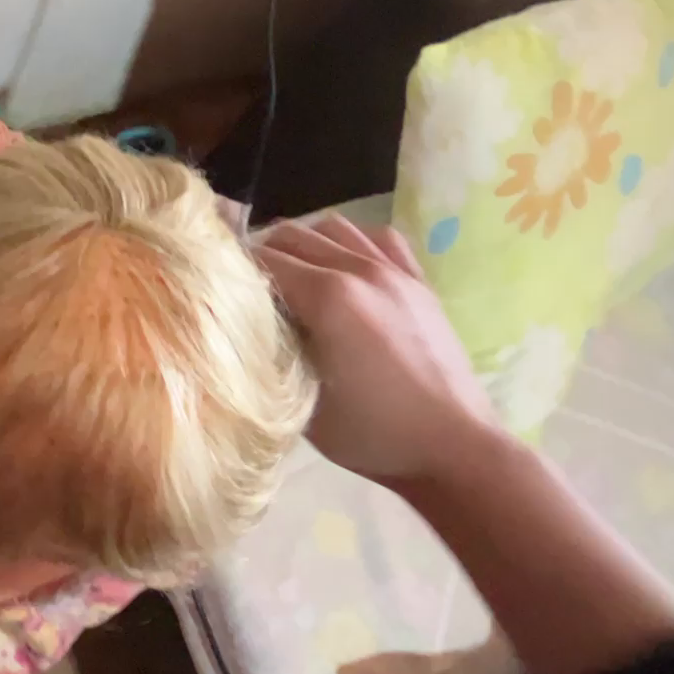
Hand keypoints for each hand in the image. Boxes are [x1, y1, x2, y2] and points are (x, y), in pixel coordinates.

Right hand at [256, 216, 503, 481]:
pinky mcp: (419, 281)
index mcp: (329, 298)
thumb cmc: (372, 434)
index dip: (235, 270)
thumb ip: (275, 353)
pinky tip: (344, 267)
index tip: (220, 288)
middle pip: (294, 235)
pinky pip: (378, 238)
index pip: (264, 261)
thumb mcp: (302, 402)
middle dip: (263, 253)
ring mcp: (394, 271)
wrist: (453, 447)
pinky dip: (351, 242)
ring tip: (294, 272)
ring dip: (305, 242)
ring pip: (335, 227)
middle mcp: (359, 270)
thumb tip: (255, 325)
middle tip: (249, 286)